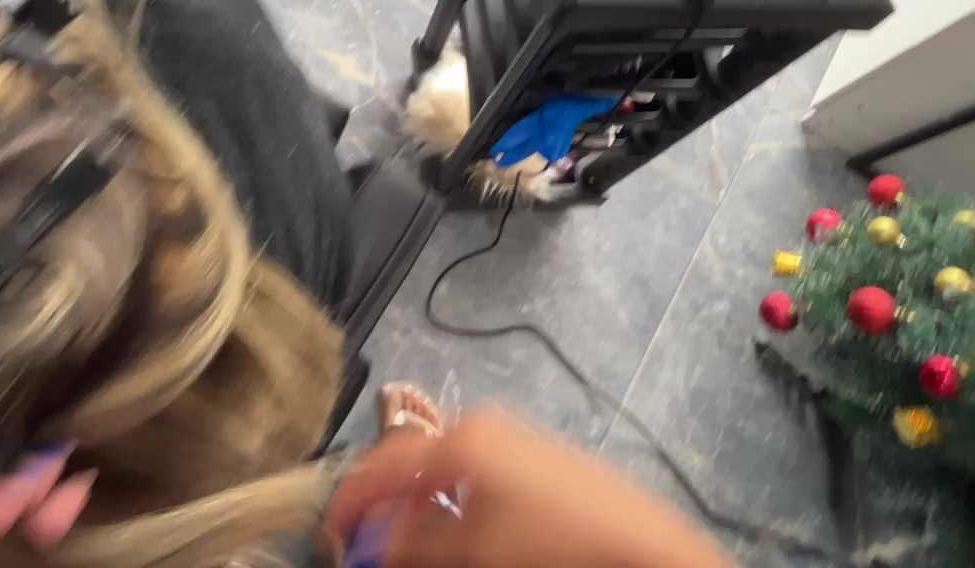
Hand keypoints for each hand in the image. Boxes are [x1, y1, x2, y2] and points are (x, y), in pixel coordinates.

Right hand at [323, 407, 740, 567]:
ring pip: (441, 472)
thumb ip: (414, 545)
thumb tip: (370, 546)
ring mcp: (507, 437)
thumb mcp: (476, 550)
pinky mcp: (529, 455)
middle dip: (389, 508)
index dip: (352, 500)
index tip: (331, 536)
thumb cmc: (552, 541)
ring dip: (421, 511)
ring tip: (414, 549)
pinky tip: (458, 537)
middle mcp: (480, 425)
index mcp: (461, 436)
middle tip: (373, 549)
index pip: (384, 462)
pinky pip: (471, 476)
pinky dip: (453, 505)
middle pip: (412, 463)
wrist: (643, 544)